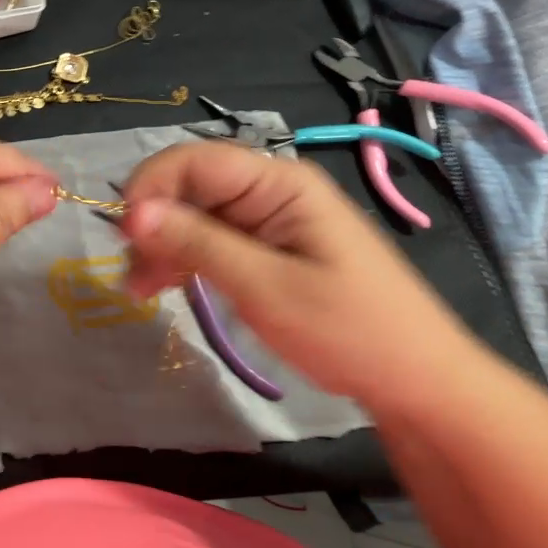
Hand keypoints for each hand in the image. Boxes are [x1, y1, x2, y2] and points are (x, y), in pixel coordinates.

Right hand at [116, 141, 488, 416]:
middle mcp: (270, 191)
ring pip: (190, 214)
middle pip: (188, 186)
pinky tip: (160, 286)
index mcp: (279, 184)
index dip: (151, 187)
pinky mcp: (264, 248)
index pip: (194, 160)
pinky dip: (180, 259)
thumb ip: (197, 244)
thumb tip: (131, 212)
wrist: (422, 387)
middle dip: (152, 222)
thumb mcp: (266, 289)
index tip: (125, 234)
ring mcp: (267, 220)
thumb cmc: (351, 332)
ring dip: (160, 245)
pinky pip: (207, 239)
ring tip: (137, 289)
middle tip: (131, 272)